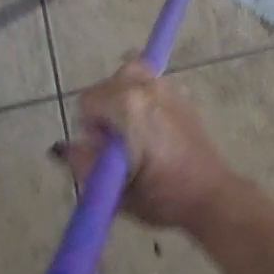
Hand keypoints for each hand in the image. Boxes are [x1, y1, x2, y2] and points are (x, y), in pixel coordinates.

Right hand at [54, 60, 239, 229]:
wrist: (211, 196)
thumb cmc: (163, 196)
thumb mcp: (115, 189)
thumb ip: (84, 164)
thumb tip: (62, 148)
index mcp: (128, 105)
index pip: (87, 101)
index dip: (90, 128)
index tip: (105, 152)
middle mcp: (147, 87)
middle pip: (108, 84)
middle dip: (105, 110)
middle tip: (118, 144)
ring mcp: (168, 87)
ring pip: (129, 77)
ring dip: (123, 100)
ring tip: (135, 134)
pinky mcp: (182, 94)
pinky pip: (151, 84)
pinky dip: (143, 97)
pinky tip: (153, 128)